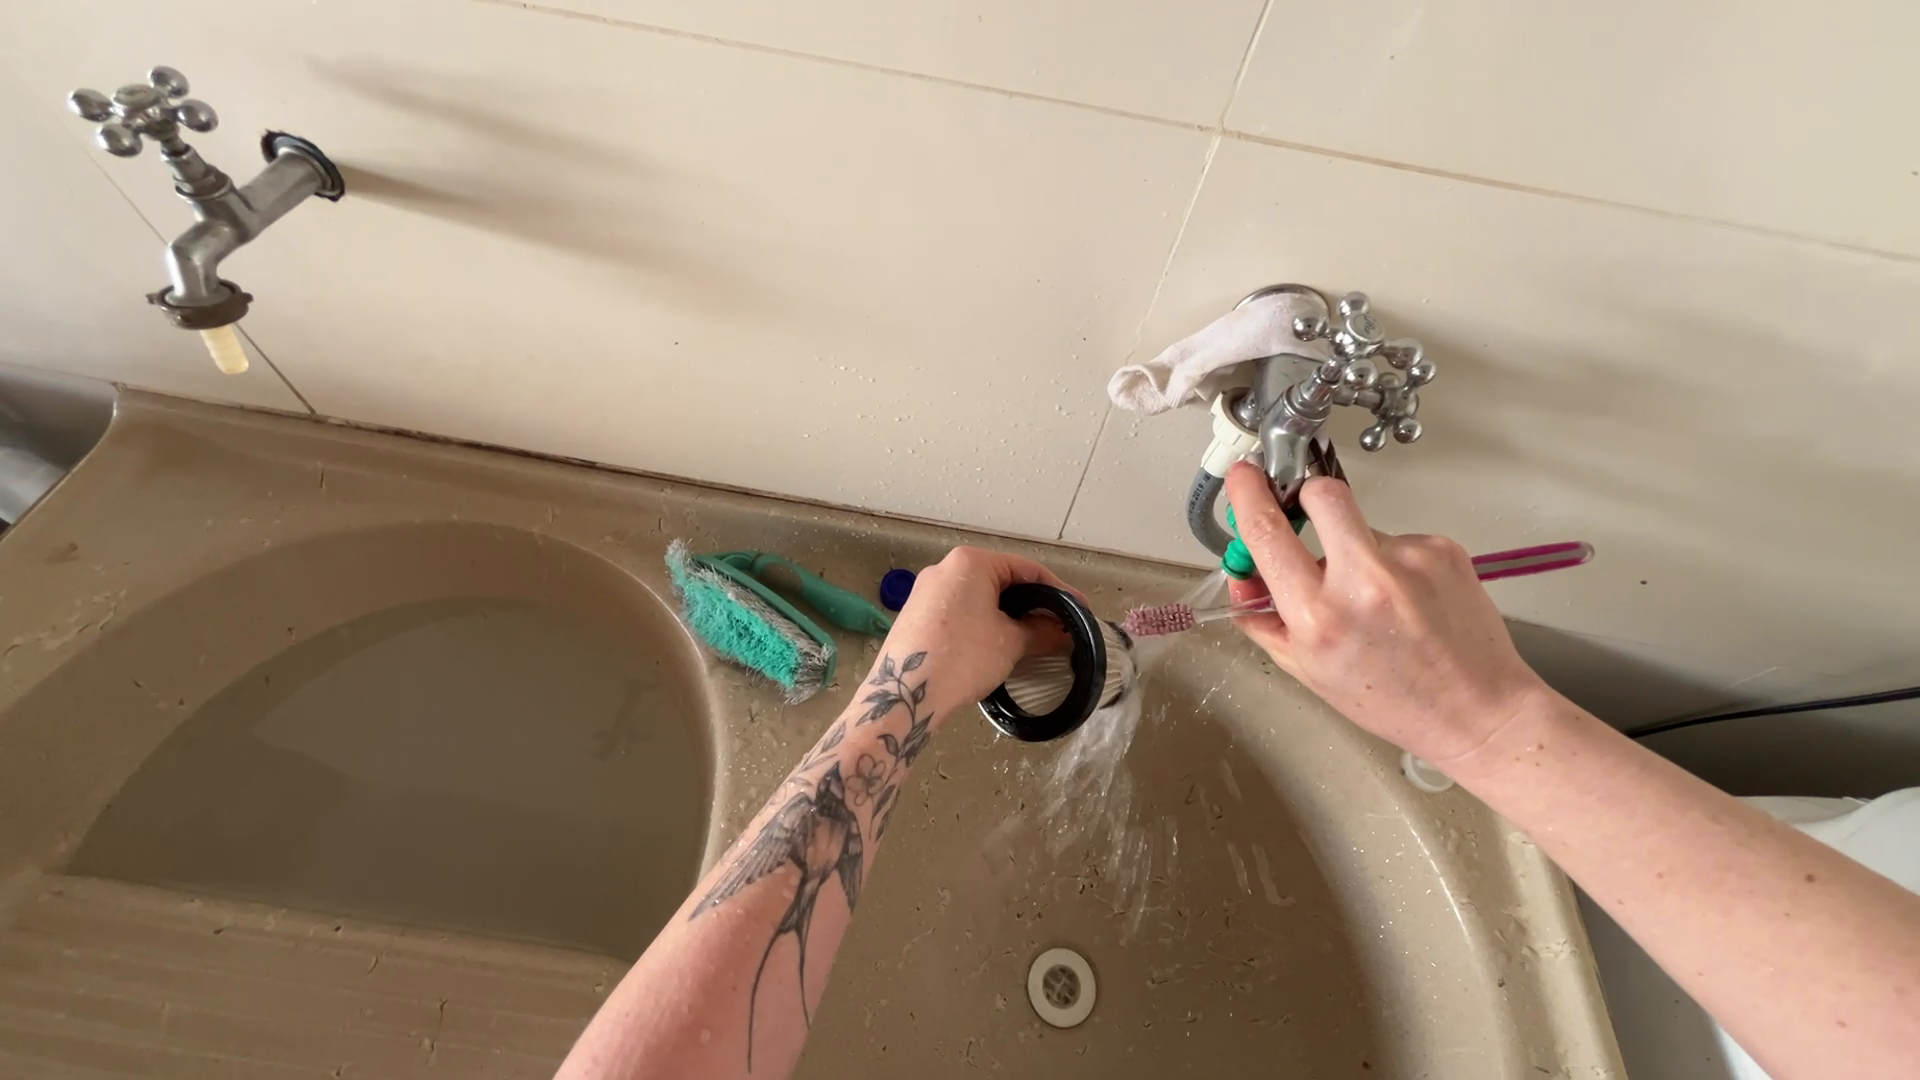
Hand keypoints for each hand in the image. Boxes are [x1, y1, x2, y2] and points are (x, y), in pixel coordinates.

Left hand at [879, 546, 1074, 713]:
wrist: (903, 695)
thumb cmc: (960, 658)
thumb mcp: (1011, 643)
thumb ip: (1041, 631)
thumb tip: (1061, 632)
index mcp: (970, 562)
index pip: (1027, 569)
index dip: (1058, 591)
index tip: (1079, 610)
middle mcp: (944, 568)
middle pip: (1002, 580)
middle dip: (1032, 604)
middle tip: (1057, 626)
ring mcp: (926, 592)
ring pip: (980, 596)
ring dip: (1008, 615)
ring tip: (1032, 638)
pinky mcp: (917, 615)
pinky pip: (960, 610)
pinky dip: (984, 623)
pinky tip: (998, 645)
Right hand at [1224, 463, 1547, 766]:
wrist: (1478, 709)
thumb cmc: (1391, 699)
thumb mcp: (1303, 668)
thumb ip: (1262, 616)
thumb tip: (1242, 572)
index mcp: (1319, 615)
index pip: (1269, 533)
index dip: (1248, 495)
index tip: (1243, 476)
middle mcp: (1365, 580)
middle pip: (1322, 493)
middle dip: (1305, 495)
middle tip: (1304, 519)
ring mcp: (1410, 559)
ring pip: (1359, 523)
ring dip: (1351, 547)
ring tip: (1372, 596)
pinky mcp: (1443, 549)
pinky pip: (1395, 538)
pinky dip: (1387, 560)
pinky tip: (1402, 597)